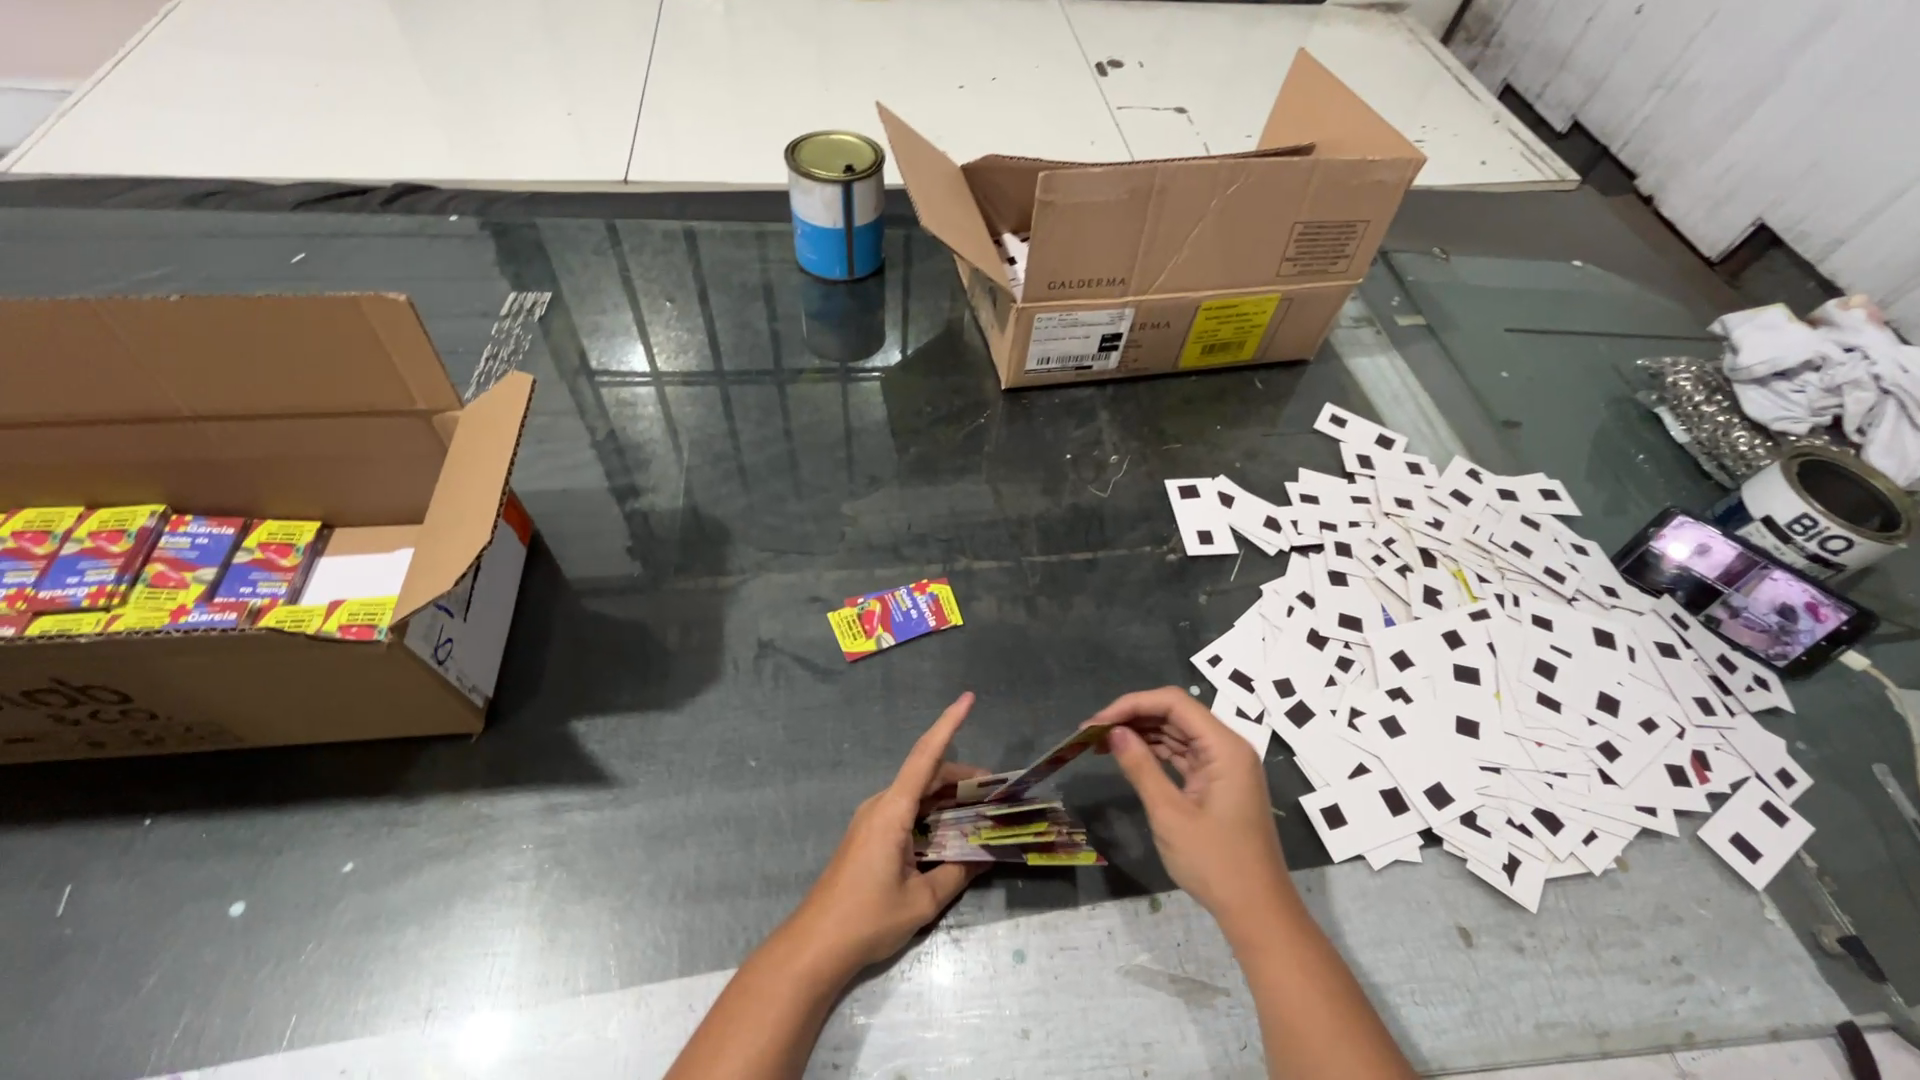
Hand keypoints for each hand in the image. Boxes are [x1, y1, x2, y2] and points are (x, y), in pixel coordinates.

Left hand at [783, 692, 988, 974]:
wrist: (815, 946)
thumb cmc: (867, 920)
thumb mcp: (922, 901)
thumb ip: (957, 873)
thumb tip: (986, 855)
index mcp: (892, 811)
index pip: (925, 758)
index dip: (948, 725)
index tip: (967, 699)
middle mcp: (880, 806)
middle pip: (926, 776)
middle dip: (963, 776)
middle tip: (999, 792)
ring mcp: (871, 820)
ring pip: (917, 795)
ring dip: (948, 798)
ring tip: (983, 811)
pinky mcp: (868, 836)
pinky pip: (906, 812)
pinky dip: (932, 814)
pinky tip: (952, 832)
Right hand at [1085, 687, 1291, 927]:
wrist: (1257, 910)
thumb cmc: (1215, 862)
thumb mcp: (1170, 814)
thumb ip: (1141, 767)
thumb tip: (1112, 733)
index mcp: (1225, 747)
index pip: (1174, 703)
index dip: (1132, 704)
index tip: (1096, 722)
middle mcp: (1228, 748)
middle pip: (1176, 714)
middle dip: (1133, 718)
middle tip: (1091, 734)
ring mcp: (1226, 766)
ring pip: (1178, 734)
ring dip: (1142, 734)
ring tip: (1102, 743)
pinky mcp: (1219, 784)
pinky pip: (1185, 755)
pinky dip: (1156, 753)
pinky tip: (1129, 756)